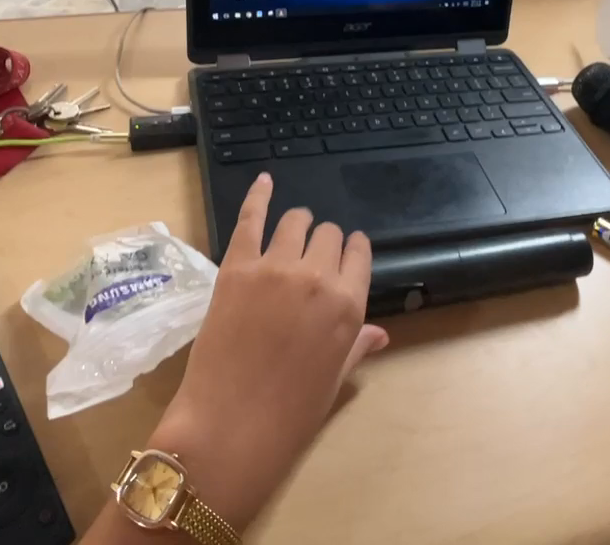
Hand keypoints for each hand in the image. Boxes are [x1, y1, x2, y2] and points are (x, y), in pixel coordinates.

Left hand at [148, 174, 387, 529]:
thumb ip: (357, 346)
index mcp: (348, 305)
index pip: (359, 254)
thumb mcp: (333, 381)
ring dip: (299, 224)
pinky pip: (250, 217)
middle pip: (329, 235)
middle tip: (312, 259)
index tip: (346, 254)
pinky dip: (258, 195)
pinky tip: (264, 181)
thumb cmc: (289, 415)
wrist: (229, 427)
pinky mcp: (236, 265)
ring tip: (292, 231)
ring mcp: (275, 267)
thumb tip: (380, 333)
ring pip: (296, 221)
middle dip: (325, 243)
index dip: (352, 252)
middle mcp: (317, 277)